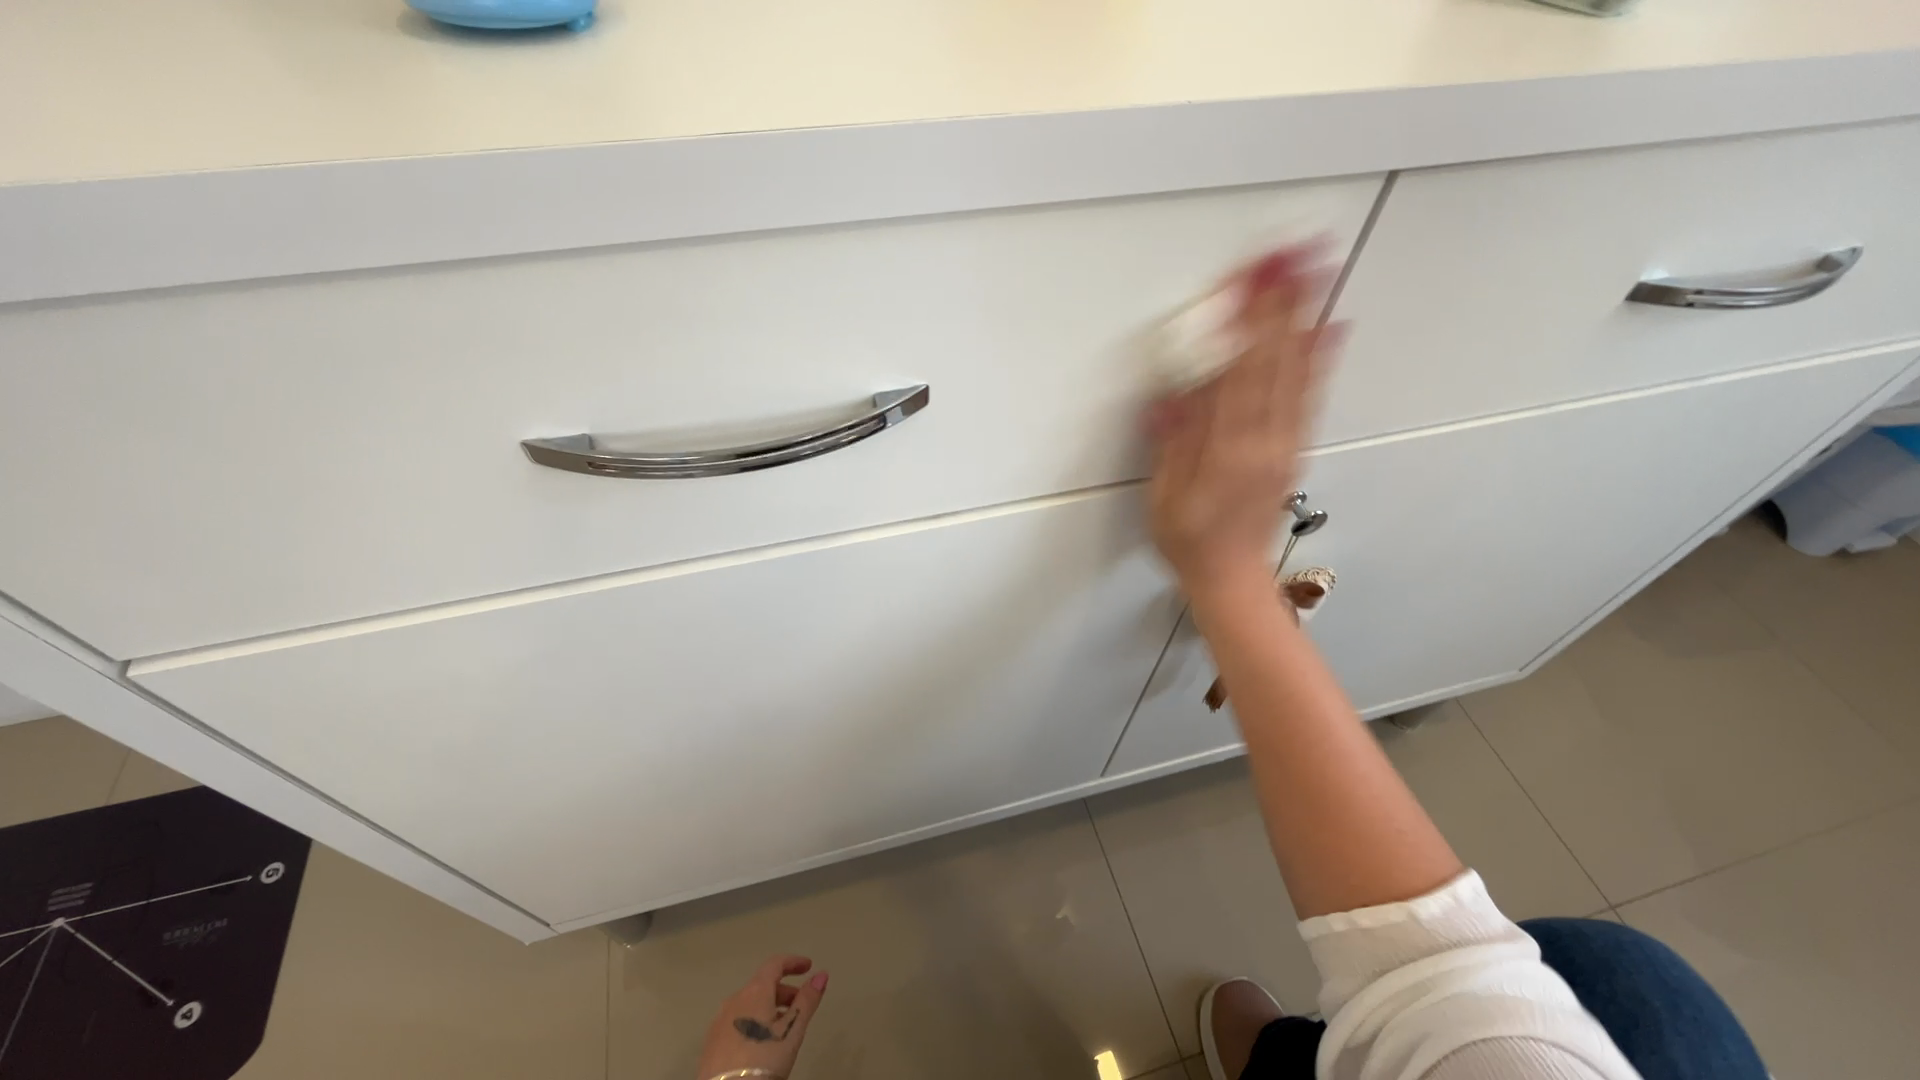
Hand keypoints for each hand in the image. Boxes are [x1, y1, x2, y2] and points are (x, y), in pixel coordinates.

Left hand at [693, 955, 829, 1079]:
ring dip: (769, 1007)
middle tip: (800, 1005)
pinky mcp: (711, 1041)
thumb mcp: (792, 1031)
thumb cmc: (764, 1058)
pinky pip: (737, 1020)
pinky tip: (760, 1042)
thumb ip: (807, 1001)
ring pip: (749, 1003)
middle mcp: (734, 1000)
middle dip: (784, 991)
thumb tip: (822, 974)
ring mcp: (719, 1020)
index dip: (793, 962)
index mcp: (754, 992)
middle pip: (762, 984)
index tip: (809, 966)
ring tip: (783, 1027)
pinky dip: (753, 1020)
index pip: (774, 964)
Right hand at [1146, 246, 1346, 597]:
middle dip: (1283, 299)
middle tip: (1295, 248)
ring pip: (1299, 368)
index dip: (1248, 320)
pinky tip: (1331, 326)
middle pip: (1275, 358)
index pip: (1239, 372)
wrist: (1232, 578)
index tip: (1254, 274)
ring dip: (1305, 313)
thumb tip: (1173, 394)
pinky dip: (1321, 354)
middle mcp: (1265, 440)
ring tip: (1316, 266)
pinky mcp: (1293, 446)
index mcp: (1229, 452)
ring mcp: (1285, 442)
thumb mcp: (1164, 497)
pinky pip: (1311, 392)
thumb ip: (1172, 442)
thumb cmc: (1191, 543)